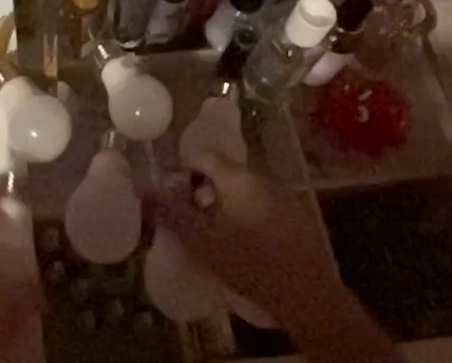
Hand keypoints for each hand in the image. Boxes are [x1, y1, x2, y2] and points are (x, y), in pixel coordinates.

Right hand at [144, 149, 400, 362]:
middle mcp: (262, 177)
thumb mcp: (202, 241)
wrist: (307, 295)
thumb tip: (145, 191)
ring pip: (247, 190)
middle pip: (226, 172)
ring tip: (220, 234)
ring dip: (231, 204)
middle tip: (195, 218)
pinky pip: (267, 206)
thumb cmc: (248, 262)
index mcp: (236, 176)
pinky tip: (250, 245)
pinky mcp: (300, 217)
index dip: (185, 169)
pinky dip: (253, 216)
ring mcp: (284, 196)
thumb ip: (172, 214)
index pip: (203, 155)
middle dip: (207, 190)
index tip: (177, 193)